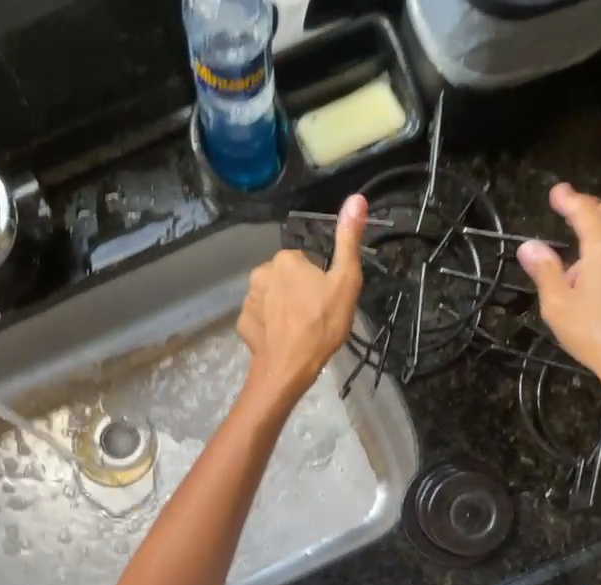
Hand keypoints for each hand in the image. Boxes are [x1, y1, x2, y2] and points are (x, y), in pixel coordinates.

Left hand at [237, 194, 368, 409]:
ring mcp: (248, 299)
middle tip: (315, 317)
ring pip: (272, 297)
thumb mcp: (345, 282)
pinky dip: (270, 326)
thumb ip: (348, 240)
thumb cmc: (321, 325)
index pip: (305, 261)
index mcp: (286, 259)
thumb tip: (356, 199)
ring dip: (284, 308)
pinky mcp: (243, 323)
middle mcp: (261, 272)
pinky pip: (260, 318)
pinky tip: (283, 339)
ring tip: (300, 330)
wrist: (288, 369)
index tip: (326, 299)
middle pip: (287, 278)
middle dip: (299, 293)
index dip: (319, 280)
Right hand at [517, 183, 600, 412]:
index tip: (557, 192)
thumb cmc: (592, 333)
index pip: (586, 212)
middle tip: (573, 217)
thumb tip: (529, 247)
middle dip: (596, 207)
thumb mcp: (557, 305)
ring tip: (579, 253)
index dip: (570, 199)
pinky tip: (595, 273)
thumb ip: (545, 271)